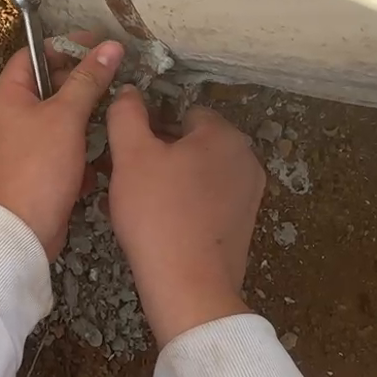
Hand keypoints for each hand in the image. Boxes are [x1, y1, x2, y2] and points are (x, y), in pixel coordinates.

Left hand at [0, 34, 123, 257]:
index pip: (34, 54)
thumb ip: (88, 80)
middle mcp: (7, 116)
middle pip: (50, 86)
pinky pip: (61, 149)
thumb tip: (110, 47)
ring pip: (60, 120)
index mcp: (5, 95)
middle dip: (83, 88)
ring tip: (112, 124)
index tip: (101, 47)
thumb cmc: (39, 167)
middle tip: (115, 85)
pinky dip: (79, 152)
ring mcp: (20, 144)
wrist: (22, 231)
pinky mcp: (34, 169)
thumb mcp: (67, 117)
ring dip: (86, 123)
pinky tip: (97, 162)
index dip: (67, 46)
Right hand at [106, 86, 266, 344]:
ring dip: (171, 180)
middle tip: (128, 177)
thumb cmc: (157, 212)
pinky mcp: (243, 225)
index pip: (184, 111)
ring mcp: (249, 195)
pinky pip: (207, 201)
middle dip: (161, 153)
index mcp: (224, 134)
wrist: (188, 284)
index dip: (152, 125)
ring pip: (199, 173)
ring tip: (140, 202)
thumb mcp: (130, 155)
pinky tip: (160, 223)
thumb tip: (129, 91)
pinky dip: (185, 205)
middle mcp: (246, 159)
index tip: (128, 150)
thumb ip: (127, 114)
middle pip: (193, 142)